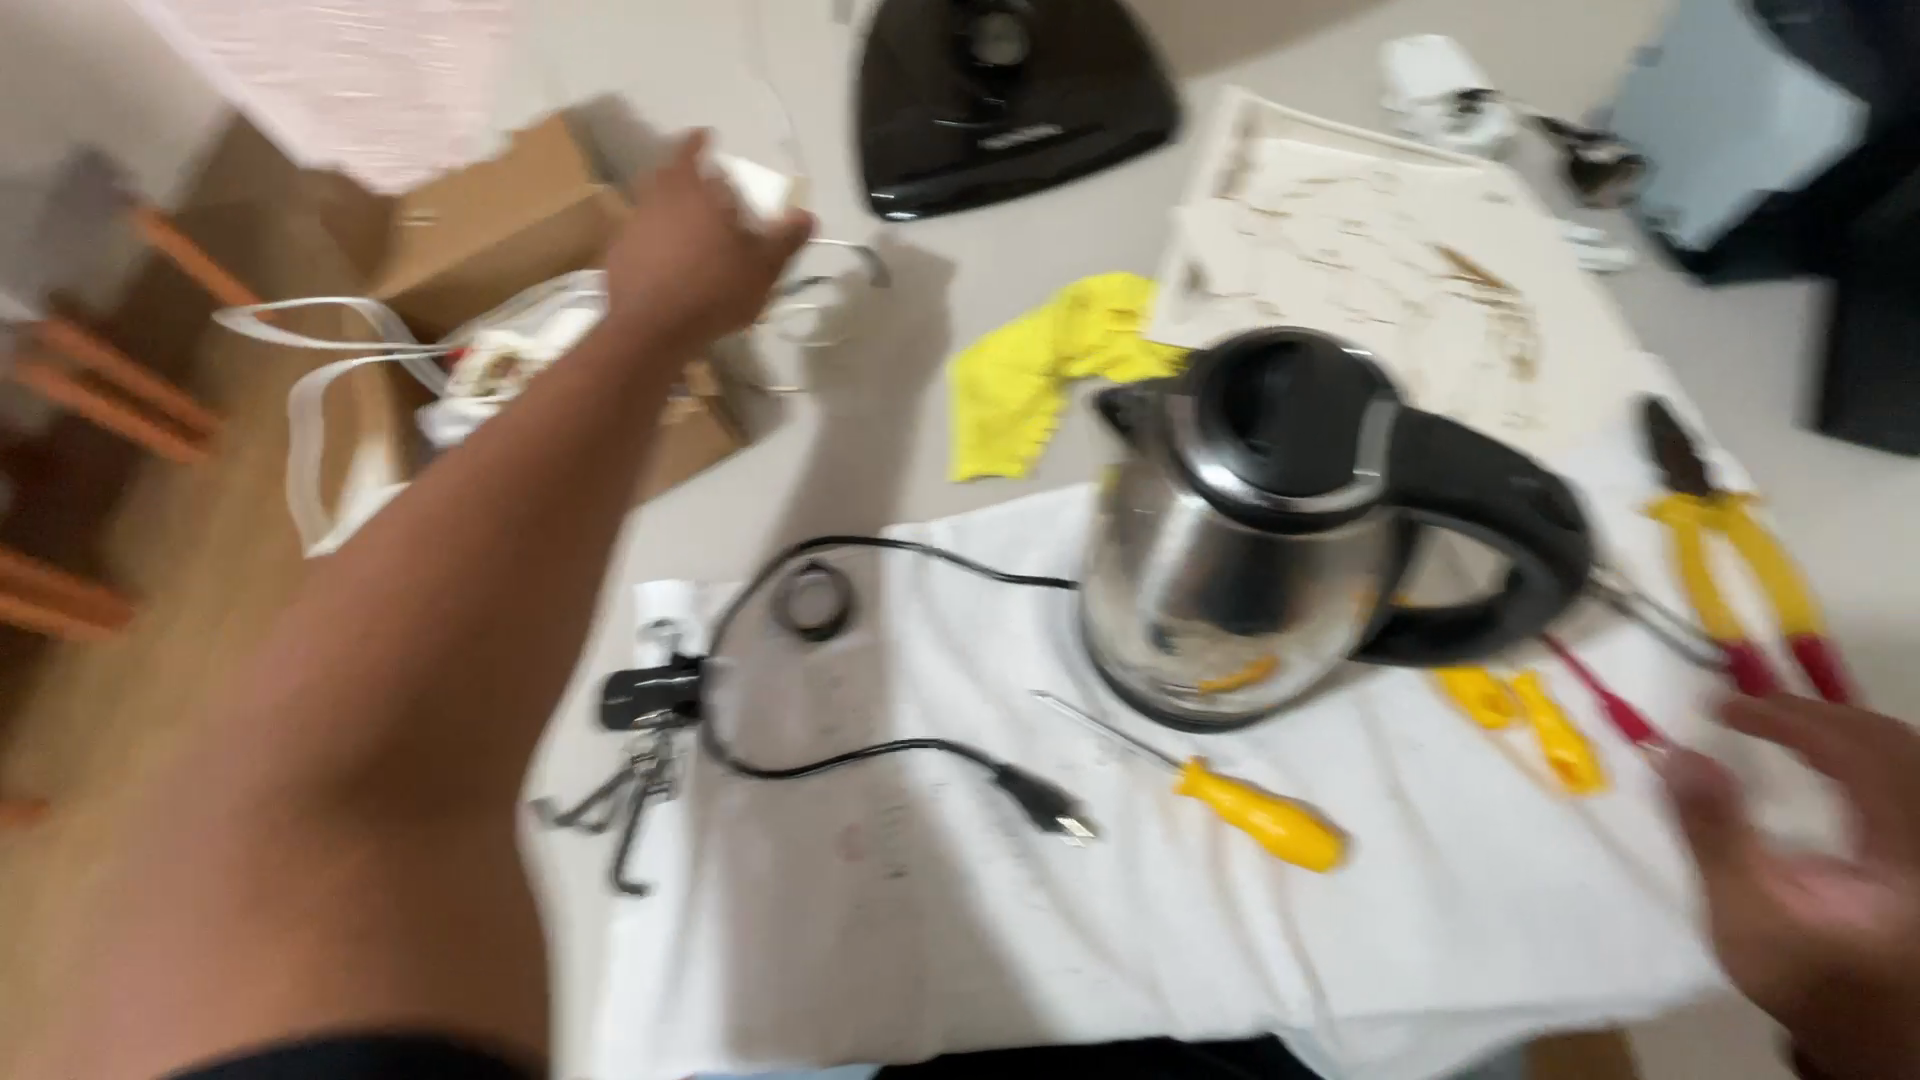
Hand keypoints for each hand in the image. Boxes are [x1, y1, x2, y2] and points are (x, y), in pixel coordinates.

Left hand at [604, 129, 815, 345]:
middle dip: (683, 177)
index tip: (706, 138)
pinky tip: (667, 265)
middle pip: (667, 176)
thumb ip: (784, 239)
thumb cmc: (715, 291)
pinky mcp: (618, 257)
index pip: (691, 150)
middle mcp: (656, 199)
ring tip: (688, 232)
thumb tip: (807, 215)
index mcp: (692, 191)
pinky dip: (654, 244)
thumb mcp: (763, 269)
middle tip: (701, 189)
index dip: (699, 142)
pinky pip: (640, 240)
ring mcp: (632, 227)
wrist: (653, 329)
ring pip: (651, 207)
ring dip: (668, 212)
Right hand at [1658, 695, 1919, 1078]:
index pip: (1862, 754)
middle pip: (1897, 747)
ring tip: (1773, 726)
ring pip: (1909, 760)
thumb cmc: (1806, 975)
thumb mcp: (1744, 908)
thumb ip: (1713, 829)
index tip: (1721, 708)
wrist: (1875, 1038)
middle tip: (1742, 709)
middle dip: (1814, 714)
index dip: (1792, 719)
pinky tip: (1819, 763)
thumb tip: (1675, 754)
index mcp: (1910, 851)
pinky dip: (1858, 757)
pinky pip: (1908, 783)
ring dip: (1837, 731)